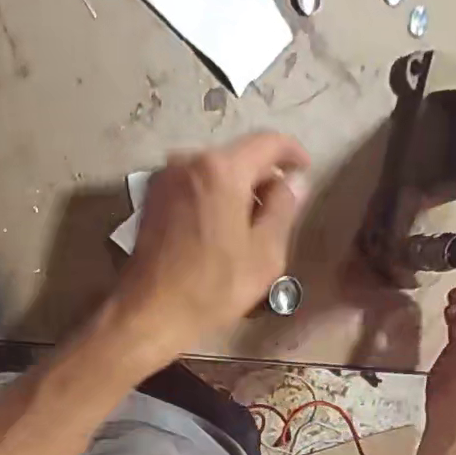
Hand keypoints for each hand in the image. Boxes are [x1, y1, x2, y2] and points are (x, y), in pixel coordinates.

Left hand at [108, 131, 310, 362]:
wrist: (151, 312)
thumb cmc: (213, 287)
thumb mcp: (264, 253)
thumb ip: (284, 208)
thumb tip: (293, 182)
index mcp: (221, 169)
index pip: (268, 142)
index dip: (292, 152)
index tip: (304, 169)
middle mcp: (188, 161)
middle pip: (238, 156)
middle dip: (261, 176)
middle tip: (279, 208)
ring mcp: (165, 178)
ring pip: (214, 171)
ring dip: (236, 188)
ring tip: (249, 224)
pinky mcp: (151, 198)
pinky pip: (193, 185)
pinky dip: (212, 196)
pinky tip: (219, 228)